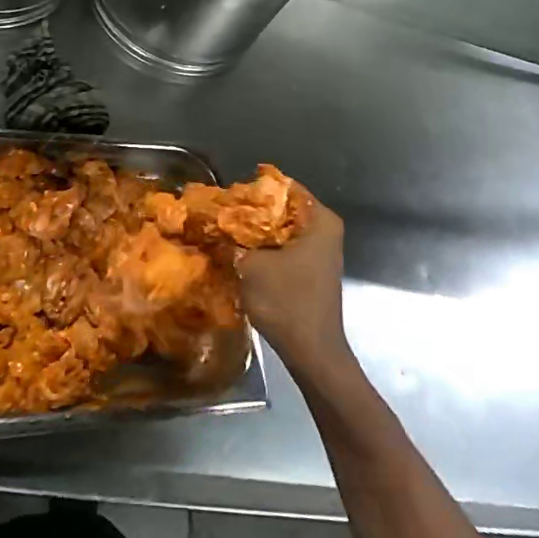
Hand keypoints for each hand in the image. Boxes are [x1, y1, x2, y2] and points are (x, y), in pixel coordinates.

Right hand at [237, 189, 349, 373]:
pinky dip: (263, 247)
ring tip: (225, 232)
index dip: (251, 190)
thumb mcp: (250, 265)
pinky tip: (240, 253)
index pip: (281, 186)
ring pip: (280, 228)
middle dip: (250, 211)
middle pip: (281, 207)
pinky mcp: (311, 268)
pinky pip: (283, 246)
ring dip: (254, 231)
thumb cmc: (286, 301)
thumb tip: (214, 221)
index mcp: (319, 219)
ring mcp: (320, 250)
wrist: (311, 351)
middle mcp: (324, 229)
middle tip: (220, 214)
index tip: (225, 197)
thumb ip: (233, 237)